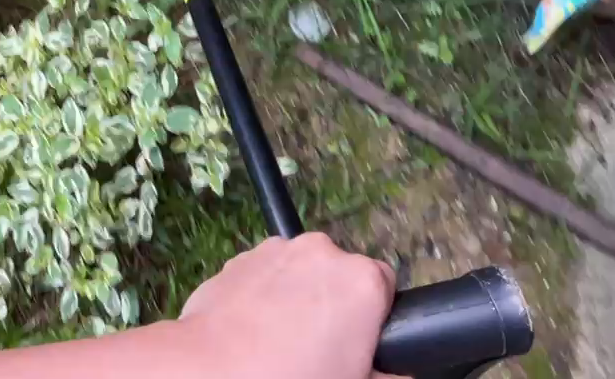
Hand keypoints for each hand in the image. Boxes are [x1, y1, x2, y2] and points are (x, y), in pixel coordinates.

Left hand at [175, 233, 395, 378]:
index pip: (386, 285)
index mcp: (361, 281)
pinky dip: (265, 294)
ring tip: (281, 345)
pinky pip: (266, 274)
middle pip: (340, 275)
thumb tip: (400, 374)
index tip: (361, 347)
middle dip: (335, 306)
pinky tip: (253, 331)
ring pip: (301, 272)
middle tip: (320, 352)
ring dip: (299, 297)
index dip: (376, 318)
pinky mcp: (241, 255)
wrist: (214, 370)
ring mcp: (277, 247)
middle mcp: (321, 250)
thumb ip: (389, 376)